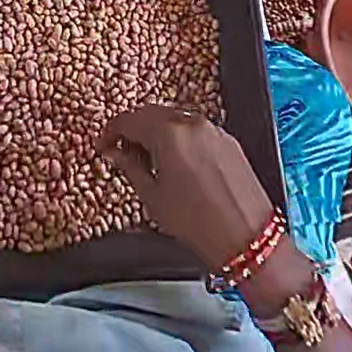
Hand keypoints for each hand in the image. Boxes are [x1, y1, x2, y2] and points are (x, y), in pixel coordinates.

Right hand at [96, 106, 274, 270]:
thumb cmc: (200, 223)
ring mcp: (213, 130)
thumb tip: (116, 154)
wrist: (247, 239)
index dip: (111, 132)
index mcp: (169, 134)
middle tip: (120, 150)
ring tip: (147, 158)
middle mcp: (192, 124)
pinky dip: (179, 137)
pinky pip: (195, 128)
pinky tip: (174, 160)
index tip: (104, 144)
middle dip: (132, 129)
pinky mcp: (228, 140)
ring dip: (156, 131)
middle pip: (151, 113)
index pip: (129, 120)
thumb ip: (130, 167)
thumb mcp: (153, 197)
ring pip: (174, 118)